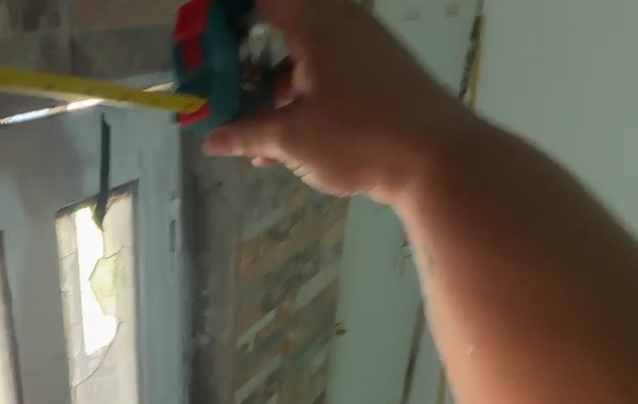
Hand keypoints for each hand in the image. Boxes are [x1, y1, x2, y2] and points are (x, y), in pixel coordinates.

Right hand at [204, 0, 478, 201]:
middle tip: (220, 87)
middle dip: (247, 56)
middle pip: (283, 24)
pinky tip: (281, 142)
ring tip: (247, 127)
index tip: (204, 34)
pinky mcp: (376, 73)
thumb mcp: (291, 140)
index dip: (230, 13)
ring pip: (303, 55)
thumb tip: (211, 139)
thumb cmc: (357, 137)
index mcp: (316, 25)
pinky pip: (325, 74)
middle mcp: (341, 24)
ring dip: (272, 87)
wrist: (433, 156)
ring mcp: (362, 47)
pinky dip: (299, 98)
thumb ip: (247, 134)